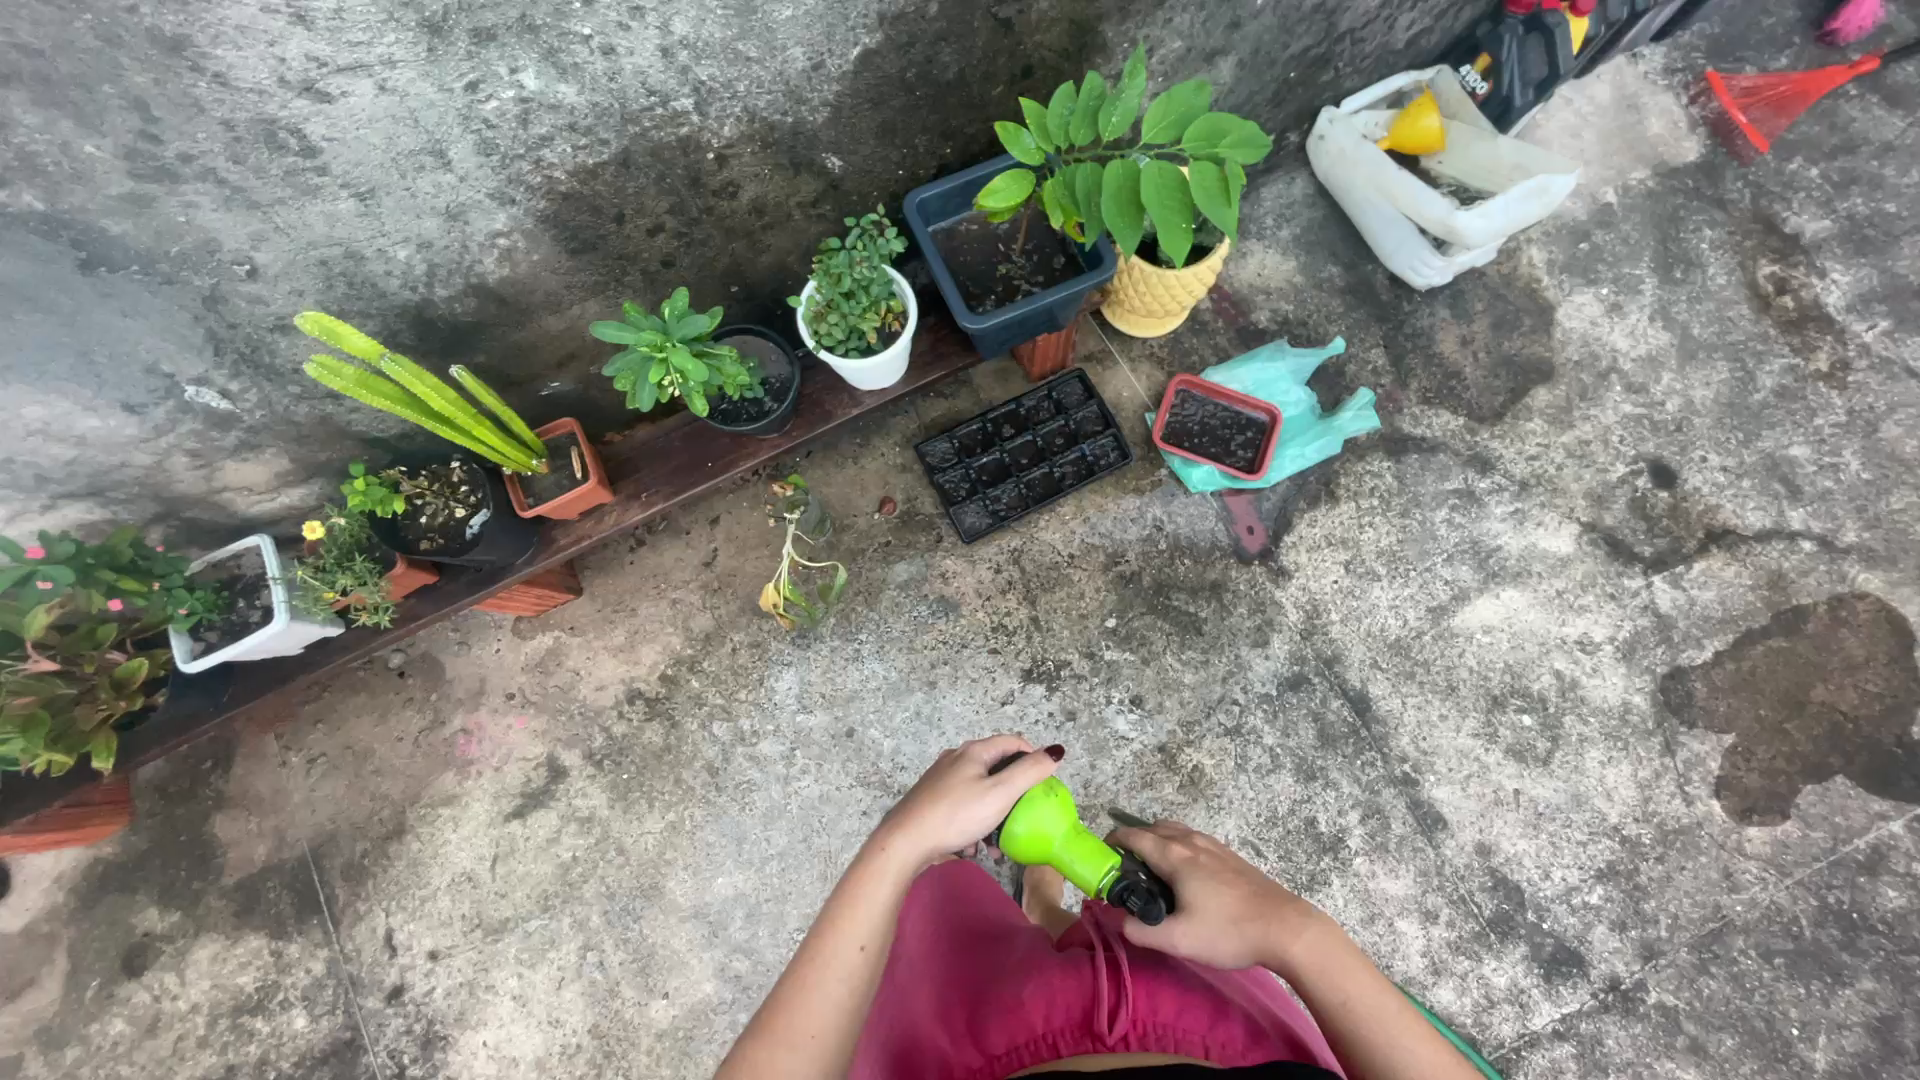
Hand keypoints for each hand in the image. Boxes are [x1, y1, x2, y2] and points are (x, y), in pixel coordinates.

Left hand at [872, 736, 1062, 869]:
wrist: (906, 841)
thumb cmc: (956, 815)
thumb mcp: (1000, 794)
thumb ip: (1029, 772)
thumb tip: (1056, 751)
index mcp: (974, 751)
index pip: (1013, 742)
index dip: (1033, 758)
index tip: (1043, 784)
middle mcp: (957, 758)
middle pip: (997, 769)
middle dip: (1013, 797)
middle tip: (1022, 819)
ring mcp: (942, 779)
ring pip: (980, 792)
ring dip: (994, 817)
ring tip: (996, 845)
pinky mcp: (933, 800)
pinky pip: (964, 807)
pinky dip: (974, 824)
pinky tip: (972, 848)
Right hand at [1106, 820, 1333, 971]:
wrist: (1286, 928)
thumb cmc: (1229, 931)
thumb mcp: (1179, 940)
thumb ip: (1141, 931)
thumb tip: (1119, 921)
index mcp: (1174, 856)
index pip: (1133, 836)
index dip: (1112, 841)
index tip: (1101, 856)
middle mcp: (1190, 841)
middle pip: (1152, 828)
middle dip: (1133, 841)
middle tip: (1125, 869)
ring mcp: (1213, 845)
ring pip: (1174, 831)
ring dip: (1156, 842)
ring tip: (1153, 871)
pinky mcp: (1229, 855)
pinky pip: (1192, 839)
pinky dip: (1177, 845)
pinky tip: (1185, 875)